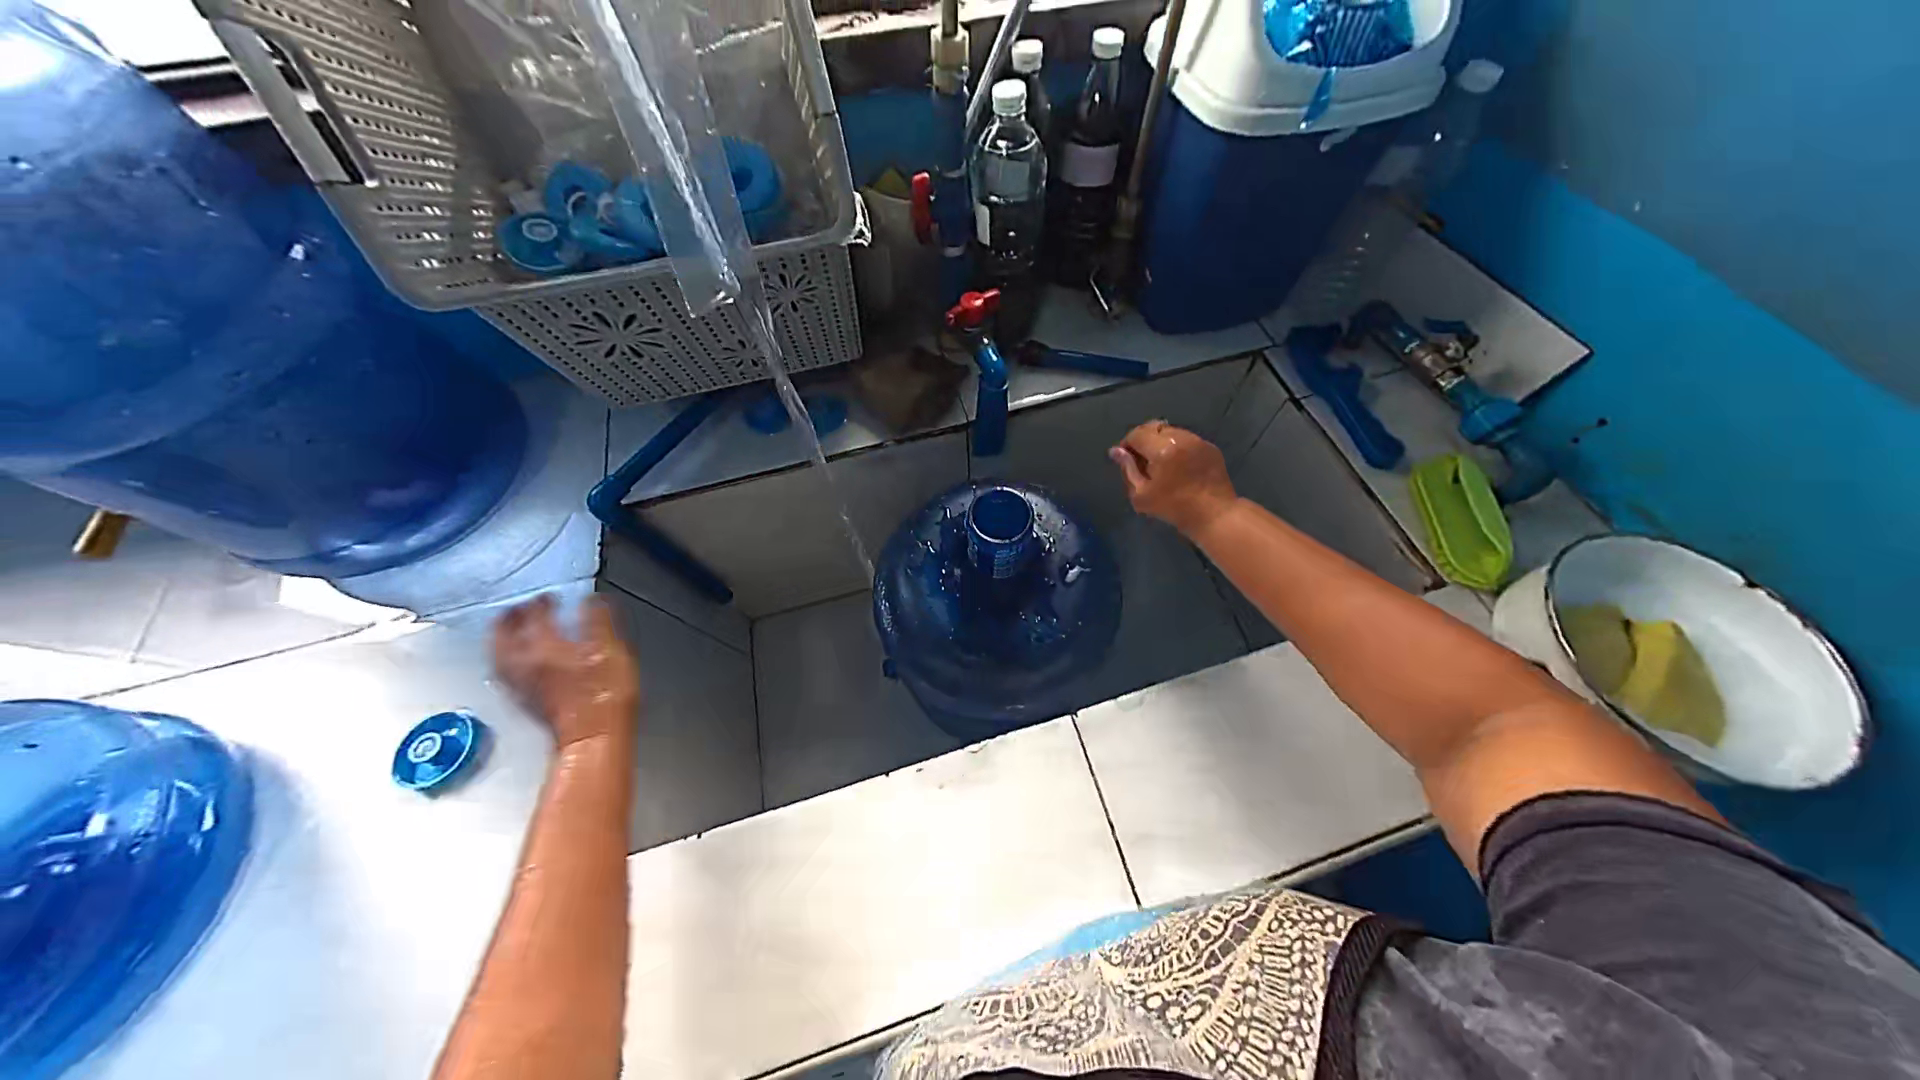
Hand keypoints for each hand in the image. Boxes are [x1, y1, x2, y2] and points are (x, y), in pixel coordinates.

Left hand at [492, 594, 639, 747]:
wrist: (594, 736)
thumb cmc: (604, 696)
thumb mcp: (612, 650)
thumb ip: (599, 621)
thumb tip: (592, 601)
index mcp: (545, 645)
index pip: (536, 614)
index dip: (543, 602)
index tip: (549, 597)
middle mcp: (526, 662)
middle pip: (506, 634)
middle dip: (511, 617)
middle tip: (517, 607)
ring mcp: (522, 683)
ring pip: (500, 653)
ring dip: (501, 638)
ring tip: (508, 629)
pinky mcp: (525, 699)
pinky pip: (505, 671)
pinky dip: (505, 659)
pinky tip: (513, 659)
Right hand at [1109, 421, 1238, 534]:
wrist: (1214, 514)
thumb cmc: (1174, 508)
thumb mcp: (1141, 495)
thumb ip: (1128, 469)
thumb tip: (1116, 451)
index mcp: (1162, 450)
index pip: (1137, 434)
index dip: (1127, 444)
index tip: (1125, 458)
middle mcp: (1181, 438)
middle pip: (1154, 428)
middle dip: (1143, 440)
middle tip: (1140, 459)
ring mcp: (1198, 441)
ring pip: (1171, 431)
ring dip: (1160, 442)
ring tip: (1160, 462)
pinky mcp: (1210, 447)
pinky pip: (1186, 439)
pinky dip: (1176, 446)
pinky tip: (1177, 464)